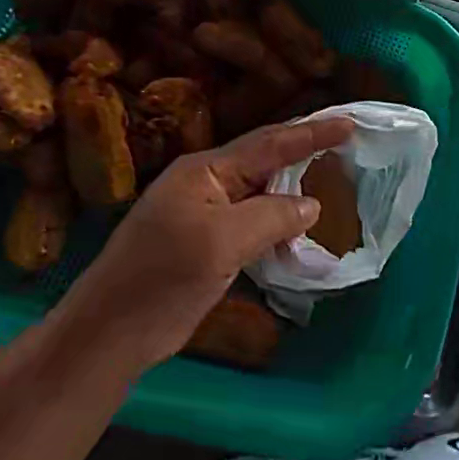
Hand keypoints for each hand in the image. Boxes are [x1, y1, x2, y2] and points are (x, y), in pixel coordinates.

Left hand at [49, 117, 353, 369]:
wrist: (108, 335)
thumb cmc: (162, 278)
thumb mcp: (221, 242)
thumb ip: (272, 216)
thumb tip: (311, 205)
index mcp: (206, 171)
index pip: (270, 143)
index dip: (312, 133)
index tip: (350, 124)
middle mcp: (207, 184)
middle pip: (266, 161)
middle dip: (305, 151)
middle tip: (347, 144)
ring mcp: (206, 214)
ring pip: (263, 193)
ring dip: (295, 189)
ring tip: (333, 180)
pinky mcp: (208, 243)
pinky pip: (255, 221)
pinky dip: (281, 222)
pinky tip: (301, 229)